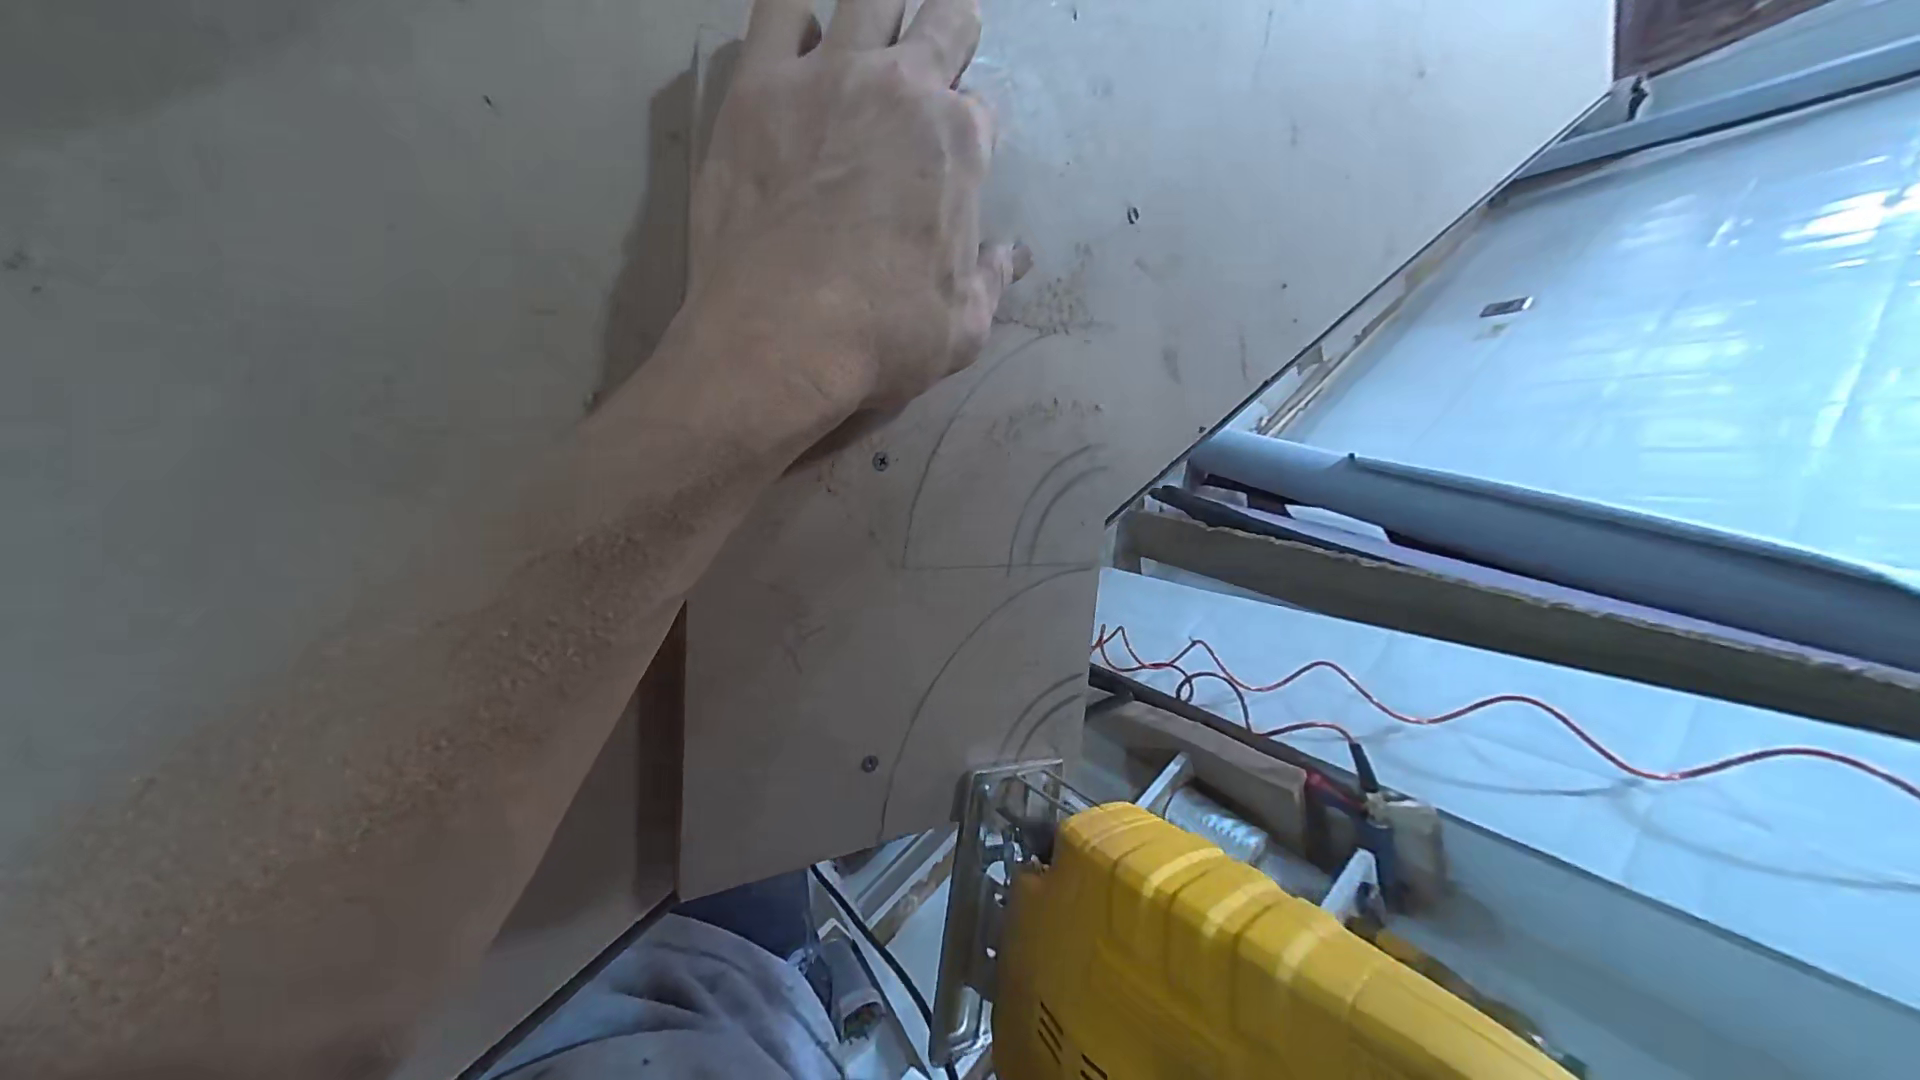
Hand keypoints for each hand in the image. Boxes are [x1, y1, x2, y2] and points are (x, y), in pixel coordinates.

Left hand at [688, 0, 1024, 414]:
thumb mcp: (964, 327)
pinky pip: (779, 8)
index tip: (963, 152)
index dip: (976, 130)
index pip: (983, 109)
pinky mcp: (757, 89)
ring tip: (877, 35)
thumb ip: (993, 281)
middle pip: (940, 21)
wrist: (781, 340)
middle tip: (940, 50)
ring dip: (883, 10)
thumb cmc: (885, 338)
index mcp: (959, 143)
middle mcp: (901, 89)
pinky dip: (797, 13)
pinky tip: (804, 35)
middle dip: (949, 31)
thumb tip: (1015, 258)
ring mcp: (826, 78)